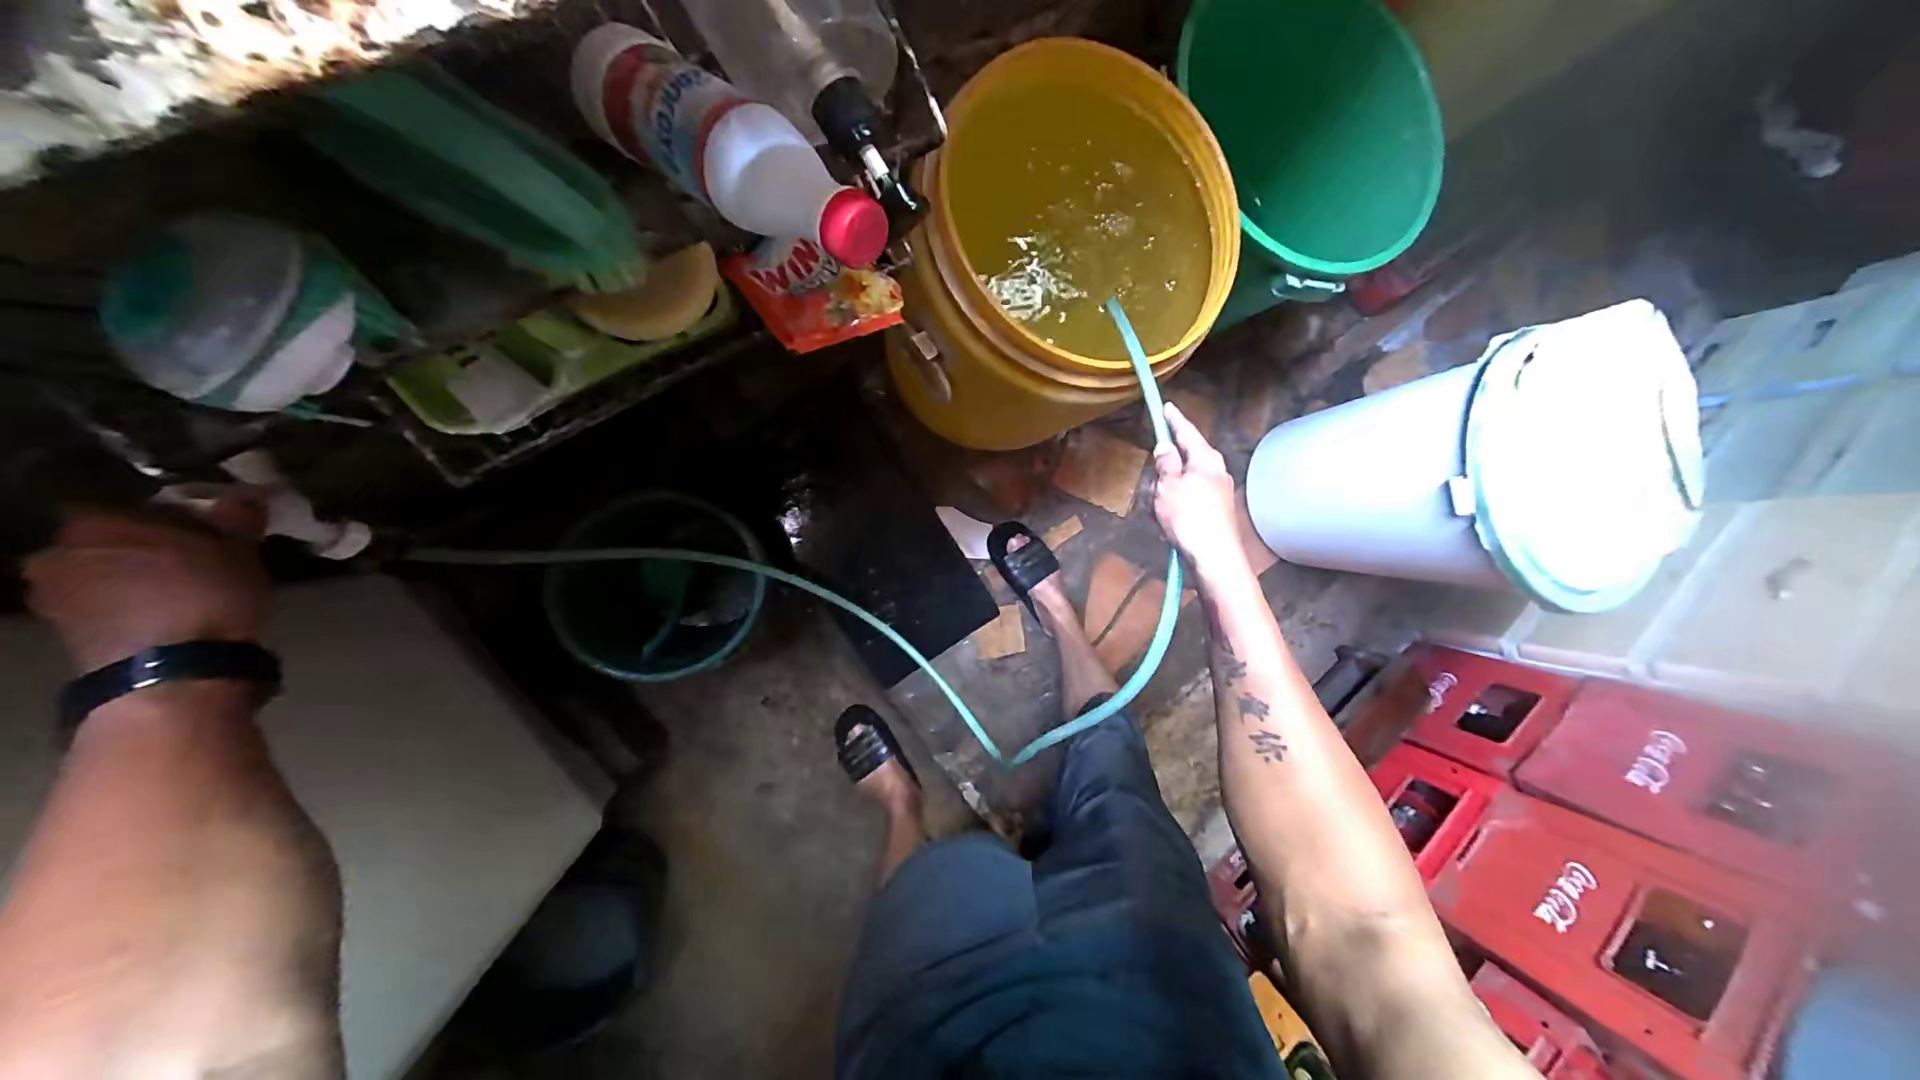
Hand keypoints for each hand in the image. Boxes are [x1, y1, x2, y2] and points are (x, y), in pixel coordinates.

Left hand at [24, 502, 268, 673]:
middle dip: (144, 550)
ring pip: (102, 575)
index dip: (173, 519)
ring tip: (181, 595)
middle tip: (193, 564)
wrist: (175, 669)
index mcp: (91, 522)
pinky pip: (101, 606)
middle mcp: (56, 553)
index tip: (206, 534)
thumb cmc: (207, 593)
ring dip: (134, 581)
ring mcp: (51, 596)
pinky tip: (164, 618)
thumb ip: (237, 516)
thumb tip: (246, 494)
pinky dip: (127, 607)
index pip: (134, 507)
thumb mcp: (240, 548)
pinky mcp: (63, 632)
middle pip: (109, 542)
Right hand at [1151, 403, 1247, 576]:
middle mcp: (1215, 470)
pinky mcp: (1214, 511)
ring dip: (1168, 489)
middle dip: (1167, 464)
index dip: (1174, 420)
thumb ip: (1165, 463)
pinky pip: (1188, 498)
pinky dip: (1174, 503)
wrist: (1214, 556)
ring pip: (1184, 480)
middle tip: (1153, 478)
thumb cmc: (1189, 517)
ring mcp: (1216, 491)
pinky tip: (1167, 520)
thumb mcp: (1168, 486)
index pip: (1187, 431)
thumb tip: (1164, 446)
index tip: (1166, 406)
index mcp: (1206, 458)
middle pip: (1186, 457)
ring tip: (1158, 508)